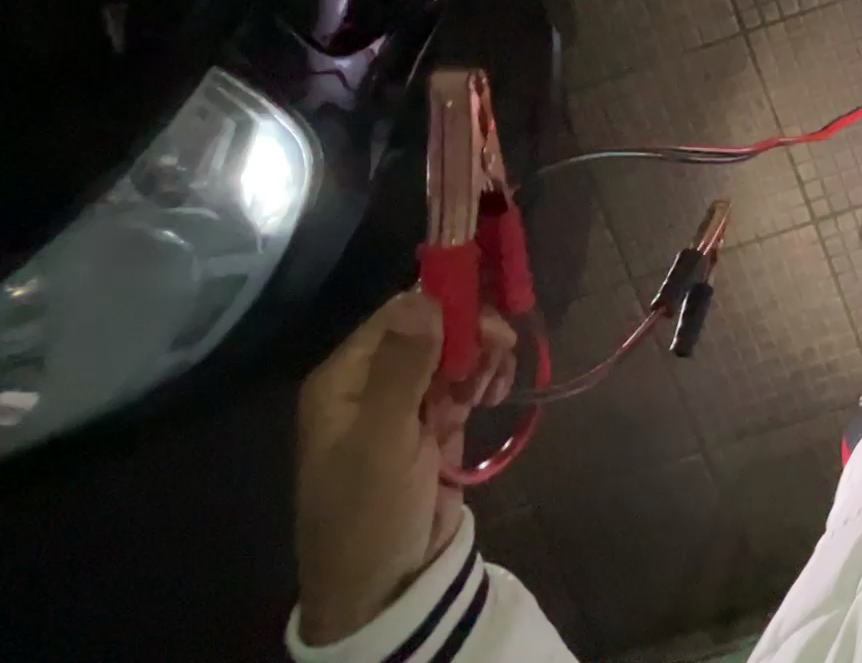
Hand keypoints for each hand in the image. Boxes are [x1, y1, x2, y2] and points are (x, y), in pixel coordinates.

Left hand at [294, 292, 515, 645]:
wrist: (384, 580)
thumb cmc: (370, 508)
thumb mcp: (385, 438)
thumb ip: (405, 367)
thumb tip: (425, 295)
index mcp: (345, 377)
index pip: (400, 313)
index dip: (446, 306)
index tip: (488, 318)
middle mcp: (373, 380)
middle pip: (434, 327)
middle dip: (472, 334)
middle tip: (502, 350)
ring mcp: (405, 401)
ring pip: (456, 352)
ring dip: (483, 359)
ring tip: (493, 388)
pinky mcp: (435, 420)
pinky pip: (466, 380)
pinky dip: (485, 380)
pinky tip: (494, 397)